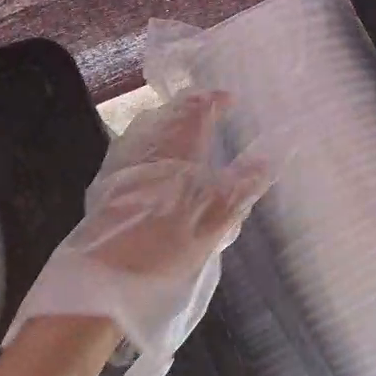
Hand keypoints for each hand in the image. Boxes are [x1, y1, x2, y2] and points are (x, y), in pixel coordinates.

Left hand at [5, 89, 271, 375]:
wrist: (104, 275)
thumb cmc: (168, 239)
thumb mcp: (219, 214)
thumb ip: (245, 182)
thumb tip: (272, 156)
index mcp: (177, 144)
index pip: (197, 108)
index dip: (214, 100)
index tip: (229, 100)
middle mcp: (146, 144)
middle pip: (168, 113)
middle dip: (190, 108)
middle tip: (209, 112)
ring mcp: (121, 162)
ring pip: (147, 129)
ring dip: (168, 125)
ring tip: (184, 133)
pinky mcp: (106, 185)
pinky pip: (133, 149)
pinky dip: (151, 144)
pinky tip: (155, 163)